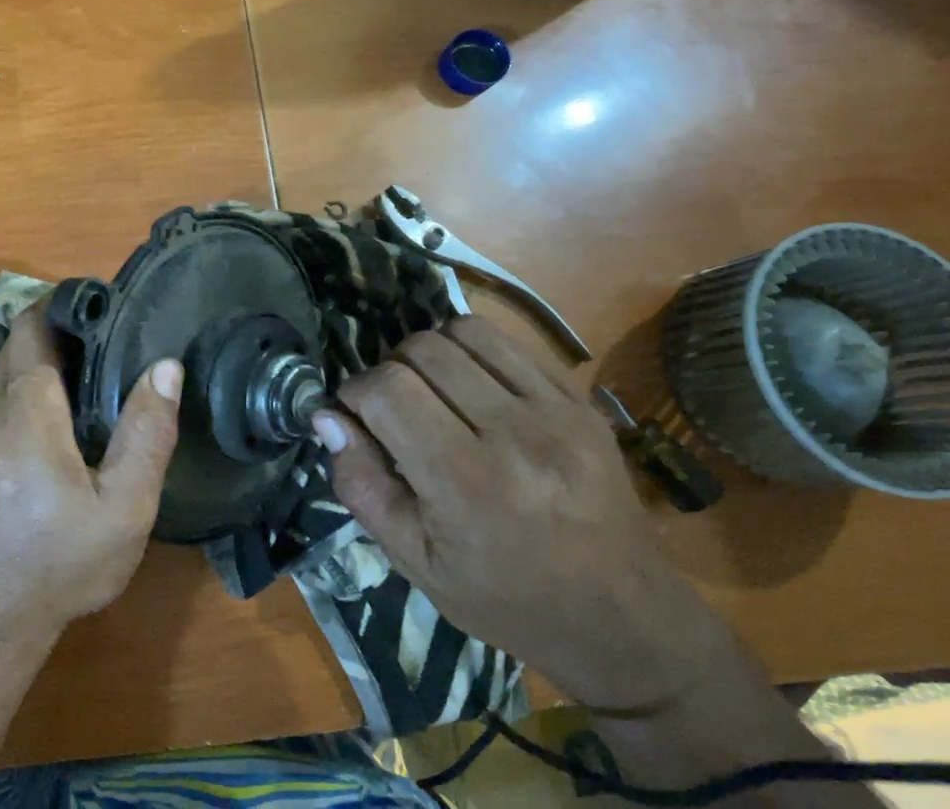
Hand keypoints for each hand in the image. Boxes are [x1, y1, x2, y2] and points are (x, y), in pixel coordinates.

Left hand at [0, 307, 182, 646]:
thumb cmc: (63, 560)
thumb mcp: (124, 506)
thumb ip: (146, 433)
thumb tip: (165, 366)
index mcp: (25, 412)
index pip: (31, 329)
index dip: (62, 307)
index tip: (102, 307)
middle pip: (16, 348)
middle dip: (56, 333)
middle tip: (109, 342)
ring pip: (3, 376)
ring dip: (40, 366)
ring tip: (92, 379)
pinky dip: (25, 394)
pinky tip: (58, 424)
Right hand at [314, 316, 721, 712]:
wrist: (621, 617)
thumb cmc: (503, 599)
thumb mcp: (413, 561)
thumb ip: (361, 485)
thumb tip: (328, 418)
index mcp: (465, 481)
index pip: (387, 389)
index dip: (353, 394)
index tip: (353, 419)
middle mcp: (513, 434)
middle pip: (420, 350)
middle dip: (388, 372)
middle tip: (391, 412)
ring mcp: (556, 411)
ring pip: (463, 332)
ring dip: (429, 355)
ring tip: (430, 394)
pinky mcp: (581, 402)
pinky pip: (509, 345)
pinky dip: (473, 356)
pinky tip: (472, 393)